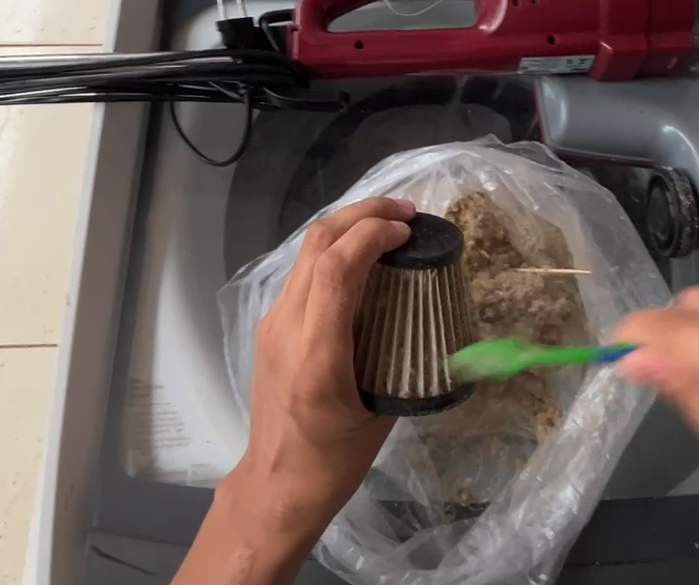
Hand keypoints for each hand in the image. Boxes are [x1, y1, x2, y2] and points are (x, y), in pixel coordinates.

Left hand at [180, 197, 414, 584]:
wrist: (275, 486)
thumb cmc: (334, 460)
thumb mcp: (381, 411)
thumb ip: (400, 356)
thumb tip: (427, 312)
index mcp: (317, 354)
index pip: (337, 269)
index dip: (373, 234)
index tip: (408, 231)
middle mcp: (287, 326)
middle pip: (318, 243)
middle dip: (363, 213)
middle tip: (406, 212)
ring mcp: (273, 321)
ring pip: (307, 249)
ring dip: (348, 224)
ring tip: (389, 222)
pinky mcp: (270, 322)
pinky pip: (303, 268)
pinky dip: (335, 247)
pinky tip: (362, 253)